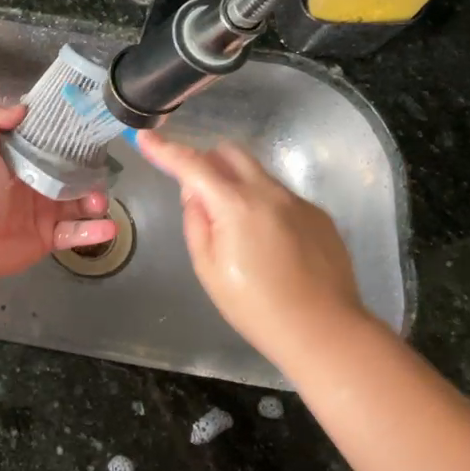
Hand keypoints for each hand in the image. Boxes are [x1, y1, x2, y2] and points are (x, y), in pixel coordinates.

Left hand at [0, 103, 115, 282]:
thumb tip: (22, 107)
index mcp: (22, 161)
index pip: (51, 143)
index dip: (69, 136)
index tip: (90, 127)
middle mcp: (37, 183)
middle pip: (73, 173)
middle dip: (91, 171)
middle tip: (101, 172)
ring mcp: (45, 212)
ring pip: (80, 202)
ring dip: (95, 201)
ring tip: (98, 203)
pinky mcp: (49, 237)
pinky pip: (76, 233)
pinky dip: (94, 231)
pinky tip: (109, 227)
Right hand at [136, 131, 368, 357]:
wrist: (324, 332)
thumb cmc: (256, 307)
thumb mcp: (208, 269)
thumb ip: (196, 222)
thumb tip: (195, 194)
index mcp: (236, 205)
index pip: (192, 165)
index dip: (165, 150)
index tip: (145, 138)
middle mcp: (270, 193)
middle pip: (230, 154)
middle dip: (206, 161)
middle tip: (197, 192)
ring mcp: (299, 202)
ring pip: (258, 174)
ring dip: (237, 185)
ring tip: (237, 230)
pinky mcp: (319, 216)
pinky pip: (282, 197)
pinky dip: (264, 207)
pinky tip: (270, 245)